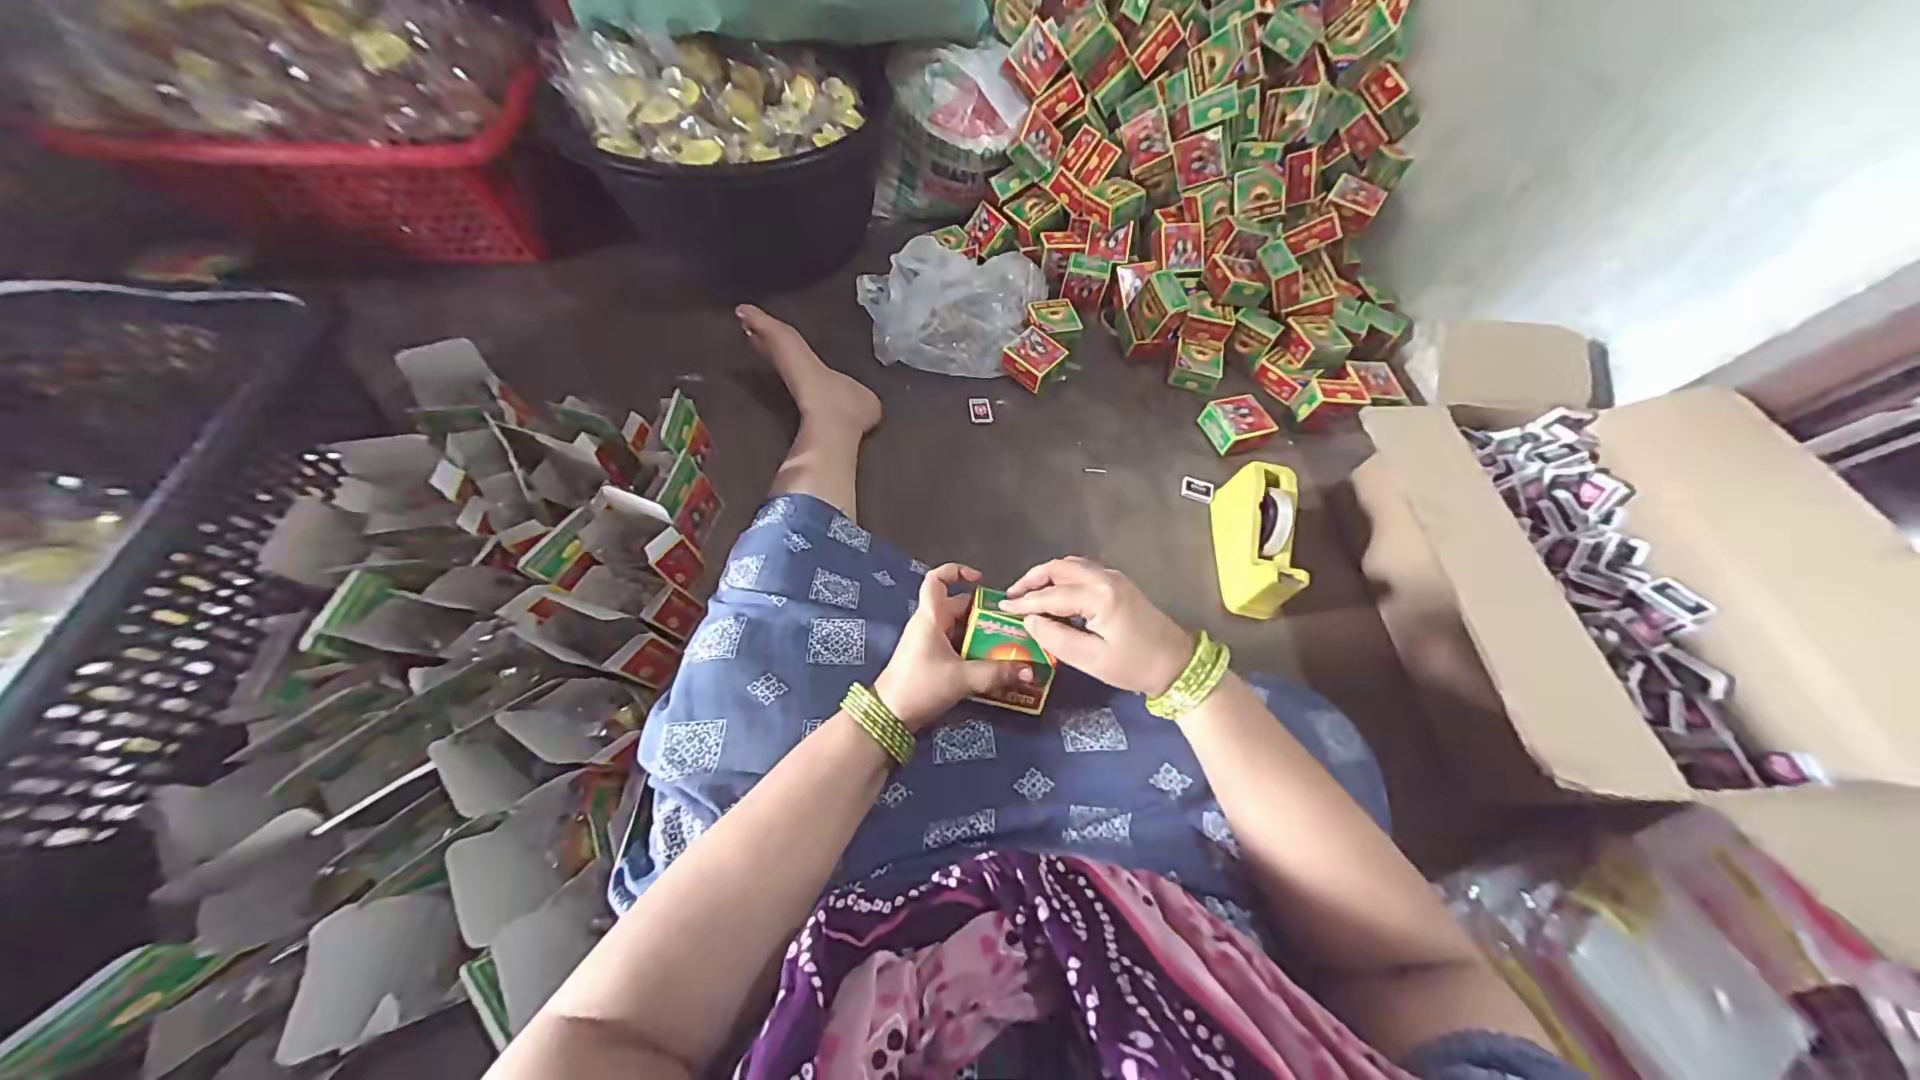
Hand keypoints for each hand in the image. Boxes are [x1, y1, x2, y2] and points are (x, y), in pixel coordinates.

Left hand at [873, 563, 1032, 731]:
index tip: (981, 580)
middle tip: (1010, 625)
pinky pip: (955, 646)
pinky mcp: (930, 659)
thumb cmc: (921, 686)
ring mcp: (928, 642)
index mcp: (931, 617)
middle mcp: (929, 624)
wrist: (889, 716)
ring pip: (959, 629)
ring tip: (1008, 646)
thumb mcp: (962, 678)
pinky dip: (973, 651)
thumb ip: (996, 673)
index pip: (936, 579)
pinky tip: (992, 664)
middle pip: (959, 607)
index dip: (957, 572)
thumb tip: (1028, 670)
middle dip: (984, 614)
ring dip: (981, 635)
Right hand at [998, 557, 1192, 696]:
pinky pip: (1082, 571)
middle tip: (1011, 596)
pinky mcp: (1119, 583)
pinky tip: (1054, 594)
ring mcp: (1114, 578)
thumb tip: (1031, 621)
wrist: (1177, 665)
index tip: (1002, 607)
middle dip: (1032, 579)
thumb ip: (1056, 638)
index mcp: (1099, 597)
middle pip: (1059, 568)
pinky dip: (1062, 578)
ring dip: (1047, 576)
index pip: (1051, 595)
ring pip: (1070, 566)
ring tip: (1028, 594)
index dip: (1024, 602)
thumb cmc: (1134, 665)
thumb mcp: (1091, 660)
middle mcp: (1105, 578)